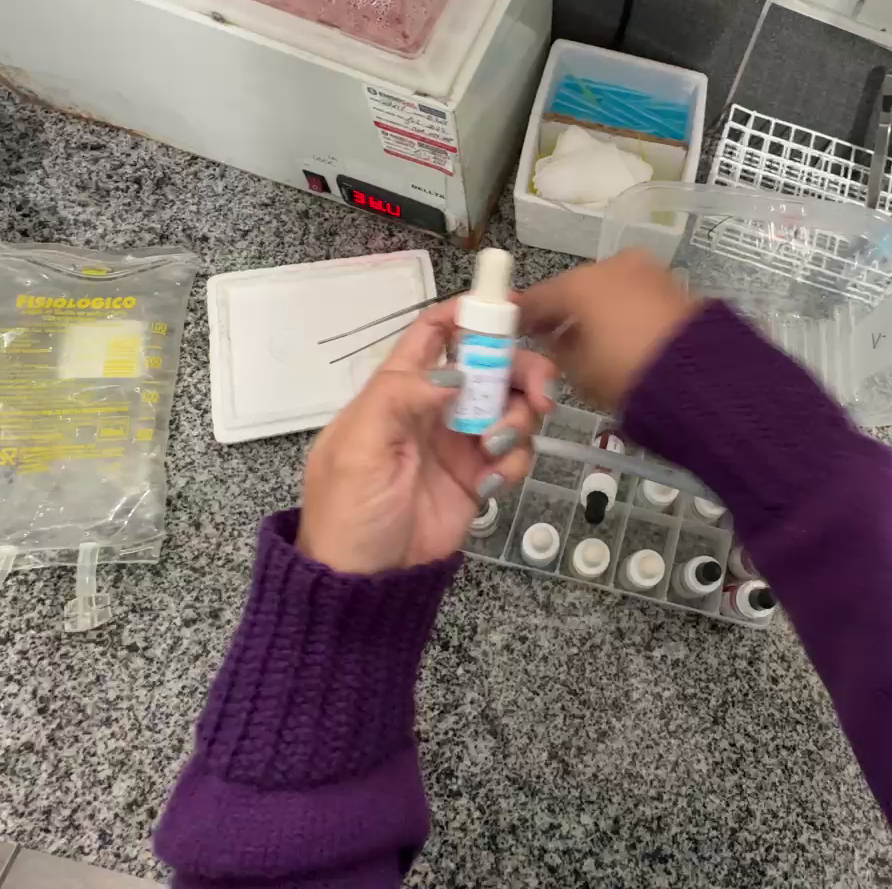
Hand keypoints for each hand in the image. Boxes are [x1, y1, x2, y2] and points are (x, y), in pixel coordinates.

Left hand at [297, 300, 557, 574]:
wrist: (368, 583)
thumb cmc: (349, 512)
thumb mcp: (359, 449)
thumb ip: (401, 398)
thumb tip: (454, 372)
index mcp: (398, 391)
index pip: (433, 335)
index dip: (467, 314)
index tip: (507, 308)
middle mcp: (435, 408)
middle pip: (490, 368)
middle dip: (520, 371)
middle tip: (542, 391)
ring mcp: (460, 442)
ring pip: (510, 407)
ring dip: (519, 421)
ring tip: (499, 451)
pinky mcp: (480, 475)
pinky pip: (515, 452)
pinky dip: (515, 462)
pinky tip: (492, 483)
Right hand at [520, 249, 699, 408]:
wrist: (699, 373)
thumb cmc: (627, 373)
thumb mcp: (580, 373)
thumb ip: (558, 352)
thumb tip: (556, 340)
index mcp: (579, 283)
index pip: (537, 298)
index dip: (523, 316)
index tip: (516, 329)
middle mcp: (611, 265)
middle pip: (575, 289)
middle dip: (565, 311)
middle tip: (556, 337)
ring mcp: (645, 269)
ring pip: (608, 288)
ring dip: (597, 309)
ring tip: (594, 338)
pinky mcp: (672, 282)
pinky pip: (635, 294)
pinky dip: (624, 309)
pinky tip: (623, 333)